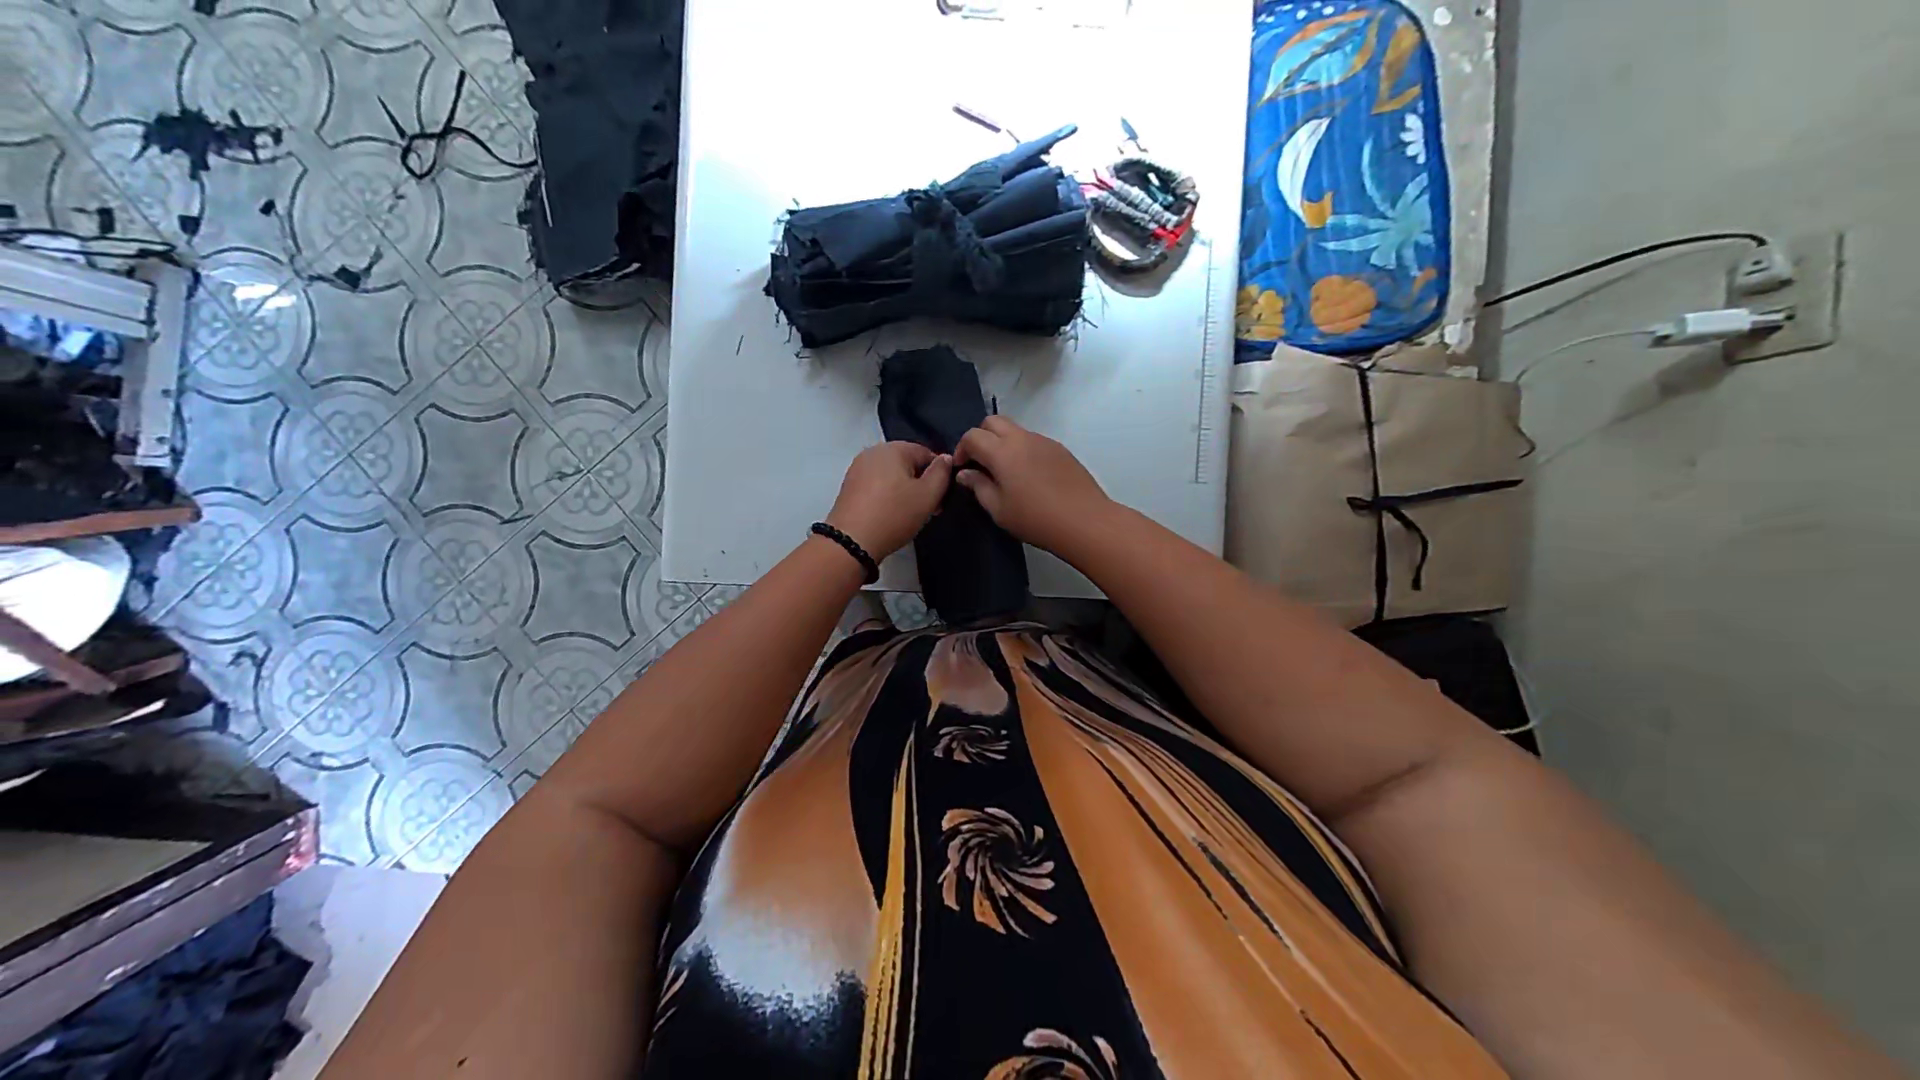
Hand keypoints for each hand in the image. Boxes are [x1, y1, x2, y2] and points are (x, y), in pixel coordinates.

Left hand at [824, 442, 952, 559]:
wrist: (851, 542)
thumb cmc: (894, 515)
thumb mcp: (928, 495)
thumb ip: (942, 473)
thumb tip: (946, 458)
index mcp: (892, 448)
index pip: (927, 453)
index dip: (939, 475)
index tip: (941, 498)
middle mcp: (872, 452)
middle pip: (907, 464)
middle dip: (921, 484)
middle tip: (929, 509)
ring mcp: (858, 470)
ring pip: (892, 477)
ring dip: (905, 492)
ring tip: (910, 515)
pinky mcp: (849, 488)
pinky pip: (877, 487)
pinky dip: (888, 498)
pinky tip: (891, 516)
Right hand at [953, 416, 1114, 555]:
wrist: (1084, 521)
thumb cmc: (1035, 519)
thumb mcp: (999, 509)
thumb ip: (979, 487)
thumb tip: (965, 473)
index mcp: (1002, 451)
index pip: (972, 436)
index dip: (961, 449)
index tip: (962, 468)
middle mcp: (1022, 438)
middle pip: (993, 422)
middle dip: (981, 437)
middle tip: (980, 462)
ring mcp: (1044, 441)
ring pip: (1015, 430)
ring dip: (1002, 442)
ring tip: (1004, 471)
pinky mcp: (1060, 450)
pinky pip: (1033, 441)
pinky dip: (1022, 449)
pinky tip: (1028, 476)